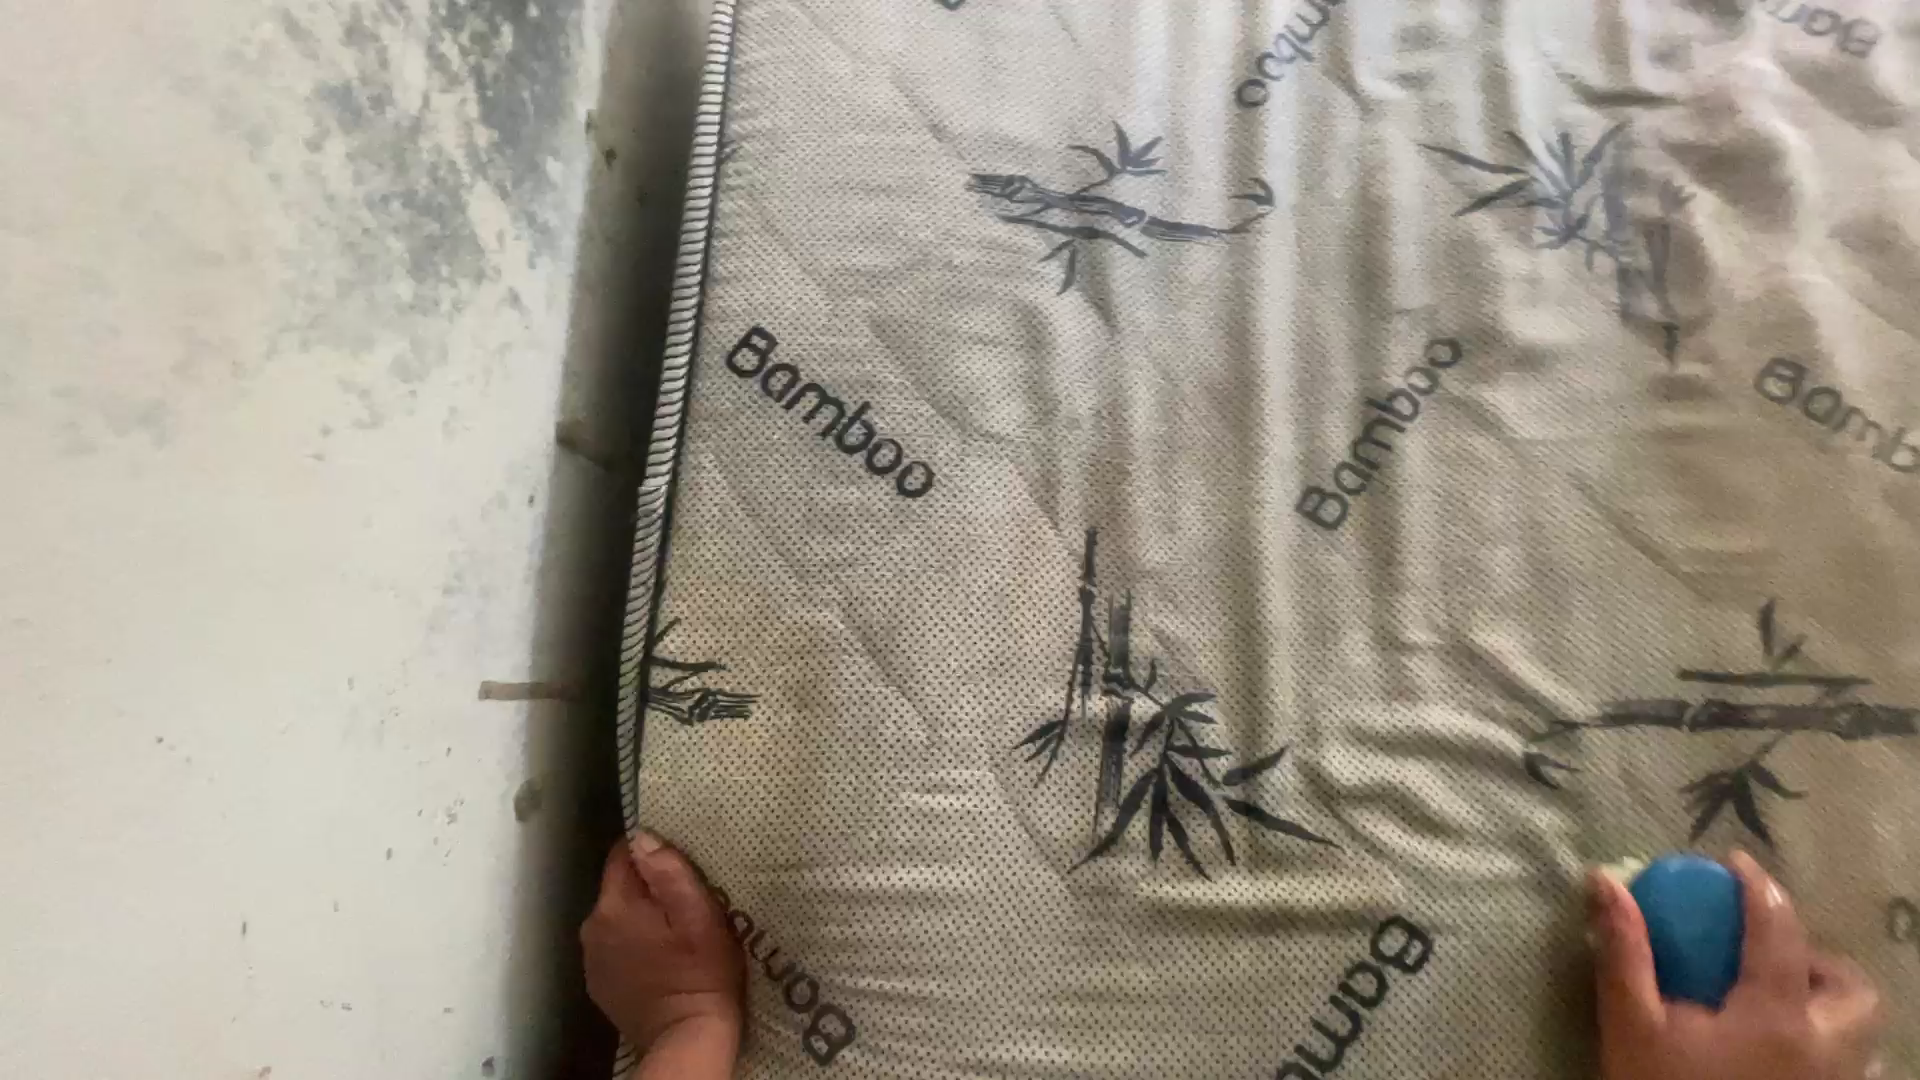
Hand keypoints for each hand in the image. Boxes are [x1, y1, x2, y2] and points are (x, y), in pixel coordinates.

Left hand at [581, 833, 744, 1078]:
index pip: (623, 853)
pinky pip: (616, 942)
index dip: (651, 849)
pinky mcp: (600, 982)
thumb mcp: (699, 912)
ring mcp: (593, 959)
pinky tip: (661, 952)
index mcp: (615, 905)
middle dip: (648, 882)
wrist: (688, 1038)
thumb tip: (642, 837)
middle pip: (620, 884)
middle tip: (685, 894)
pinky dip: (635, 939)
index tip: (679, 857)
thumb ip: (669, 871)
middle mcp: (593, 928)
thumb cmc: (702, 971)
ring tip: (675, 923)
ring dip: (642, 912)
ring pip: (619, 913)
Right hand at [1591, 850, 1885, 1079]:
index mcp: (1777, 1020)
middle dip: (1812, 955)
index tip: (1735, 861)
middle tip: (1756, 941)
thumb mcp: (1629, 1016)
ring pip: (1859, 1026)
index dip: (1761, 891)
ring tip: (1760, 983)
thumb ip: (1624, 947)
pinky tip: (1766, 1029)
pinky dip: (1816, 1025)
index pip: (1779, 937)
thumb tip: (1605, 878)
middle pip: (1854, 991)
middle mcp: (1826, 1051)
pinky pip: (1845, 1053)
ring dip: (1818, 992)